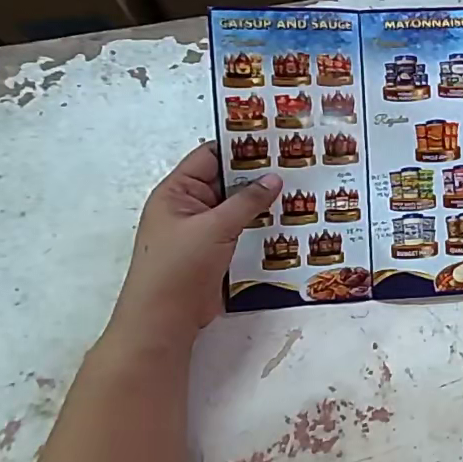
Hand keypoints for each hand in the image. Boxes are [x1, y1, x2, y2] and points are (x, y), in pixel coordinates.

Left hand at [105, 142, 278, 350]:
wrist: (163, 322)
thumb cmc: (179, 267)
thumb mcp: (215, 228)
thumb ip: (247, 201)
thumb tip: (274, 177)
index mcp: (177, 192)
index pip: (210, 156)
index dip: (240, 146)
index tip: (275, 139)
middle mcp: (189, 206)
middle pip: (226, 180)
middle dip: (258, 173)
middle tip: (295, 163)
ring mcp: (202, 230)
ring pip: (236, 206)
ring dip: (262, 200)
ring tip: (299, 188)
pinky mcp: (214, 251)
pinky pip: (240, 228)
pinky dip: (259, 223)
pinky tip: (287, 219)